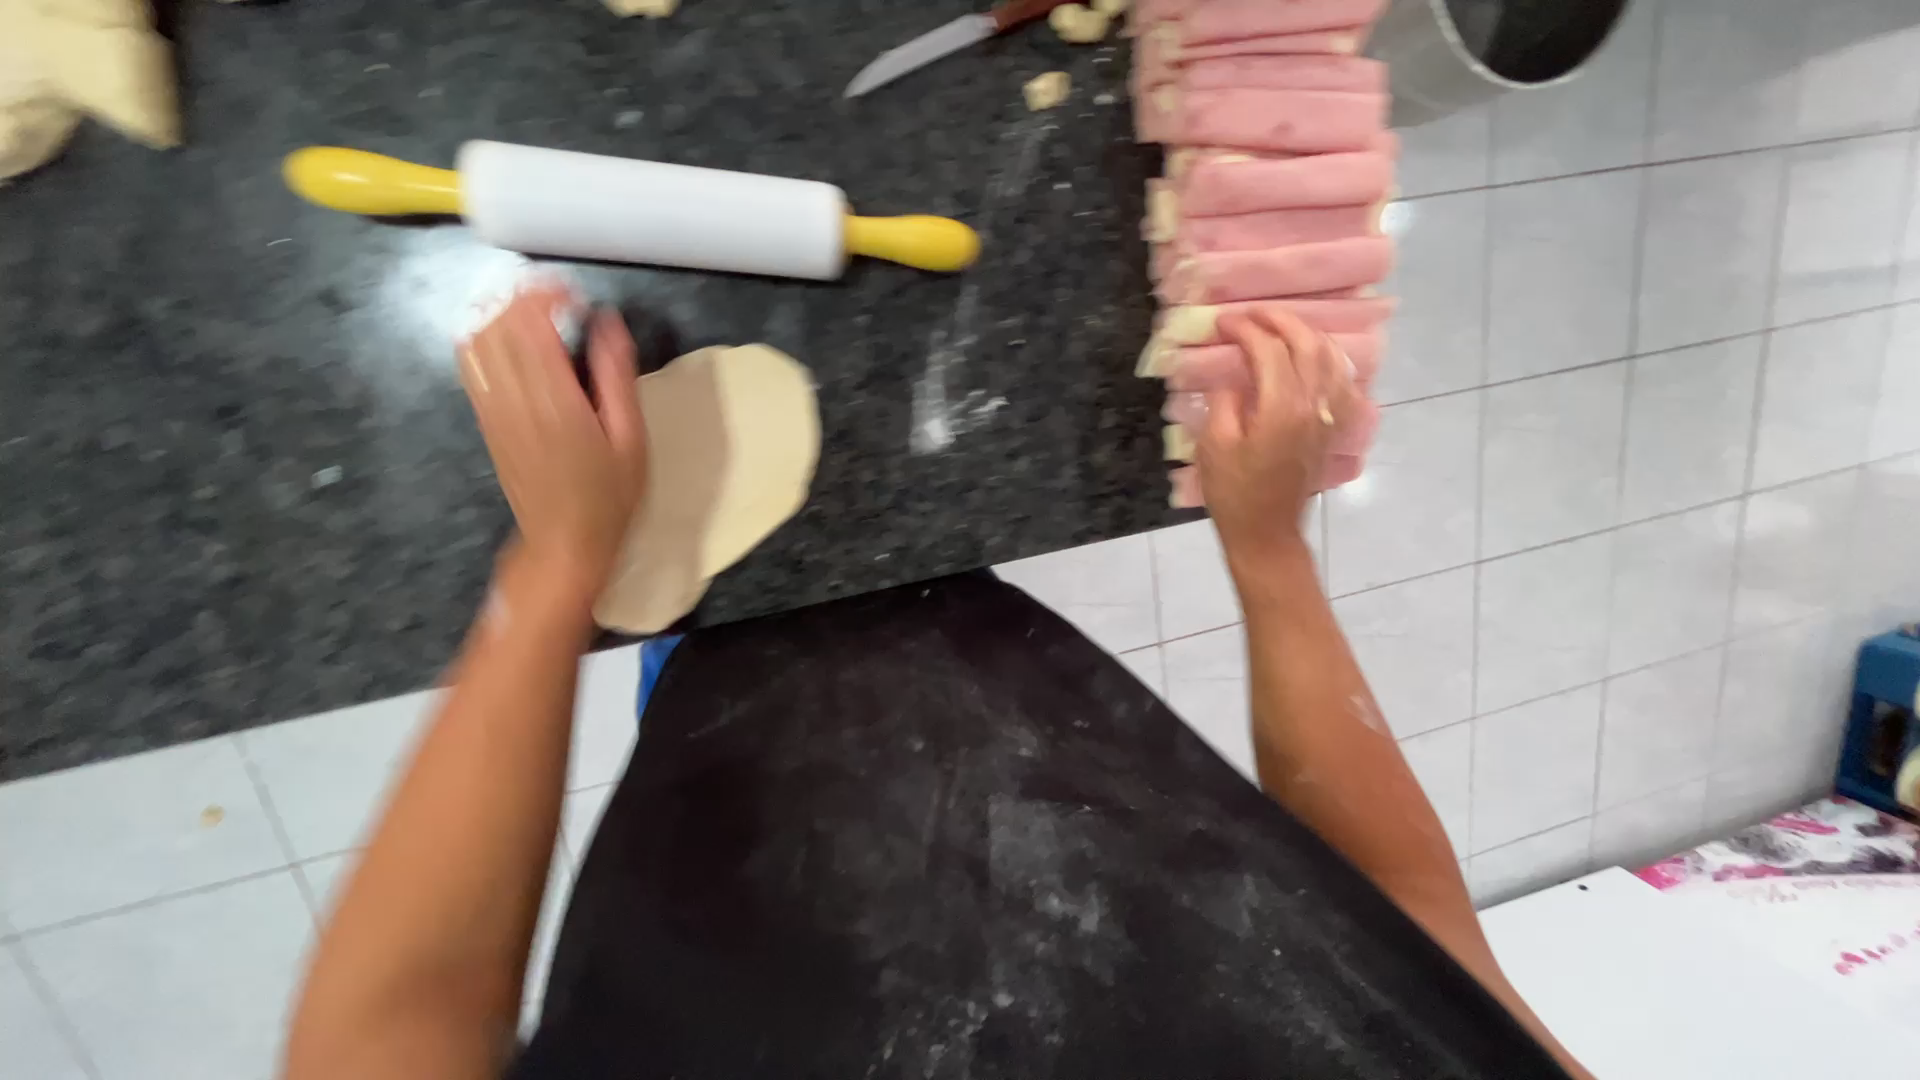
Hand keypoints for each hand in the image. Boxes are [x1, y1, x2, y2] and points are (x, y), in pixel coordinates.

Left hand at [458, 287, 648, 602]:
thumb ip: (617, 378)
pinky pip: (470, 363)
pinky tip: (512, 342)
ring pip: (476, 338)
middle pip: (497, 322)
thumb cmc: (609, 495)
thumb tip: (607, 323)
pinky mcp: (484, 418)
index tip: (576, 295)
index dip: (547, 294)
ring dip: (501, 314)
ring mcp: (491, 407)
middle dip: (524, 297)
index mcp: (554, 400)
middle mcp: (513, 396)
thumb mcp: (630, 438)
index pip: (529, 322)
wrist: (563, 542)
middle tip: (561, 299)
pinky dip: (485, 338)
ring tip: (536, 315)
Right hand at [1195, 308, 1356, 565]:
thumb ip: (1225, 401)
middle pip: (1306, 344)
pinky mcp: (1332, 427)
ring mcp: (1328, 415)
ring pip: (1329, 357)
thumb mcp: (1215, 445)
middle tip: (1252, 314)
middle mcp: (1314, 404)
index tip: (1223, 322)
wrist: (1266, 531)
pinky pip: (1341, 380)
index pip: (1268, 350)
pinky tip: (1315, 357)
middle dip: (1279, 321)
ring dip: (1306, 334)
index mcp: (1282, 406)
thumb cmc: (1233, 492)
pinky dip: (1328, 359)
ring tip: (1281, 327)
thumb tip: (1232, 376)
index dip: (1245, 330)